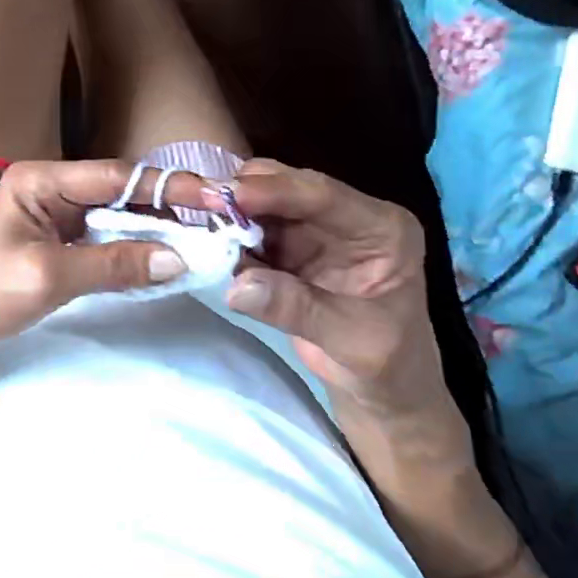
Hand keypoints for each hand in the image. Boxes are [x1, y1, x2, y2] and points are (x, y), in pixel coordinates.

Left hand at [0, 160, 200, 353]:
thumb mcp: (50, 276)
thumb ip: (114, 264)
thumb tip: (179, 259)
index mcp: (39, 180)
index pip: (112, 175)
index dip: (164, 186)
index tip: (212, 196)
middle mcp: (50, 186)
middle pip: (118, 189)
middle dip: (166, 204)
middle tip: (219, 218)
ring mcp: (55, 211)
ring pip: (117, 212)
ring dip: (156, 225)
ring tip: (204, 235)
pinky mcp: (60, 237)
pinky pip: (106, 234)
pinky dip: (135, 244)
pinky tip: (166, 252)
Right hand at [212, 159, 450, 422]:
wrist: (383, 391)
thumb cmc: (387, 365)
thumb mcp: (352, 341)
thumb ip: (297, 309)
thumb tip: (237, 285)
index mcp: (380, 228)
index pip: (323, 195)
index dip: (273, 191)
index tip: (226, 194)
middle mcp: (344, 218)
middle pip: (286, 186)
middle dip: (242, 191)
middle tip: (198, 200)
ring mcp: (311, 231)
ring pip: (261, 203)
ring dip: (227, 210)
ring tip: (190, 213)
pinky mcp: (284, 248)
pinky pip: (248, 231)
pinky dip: (224, 233)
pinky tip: (201, 236)